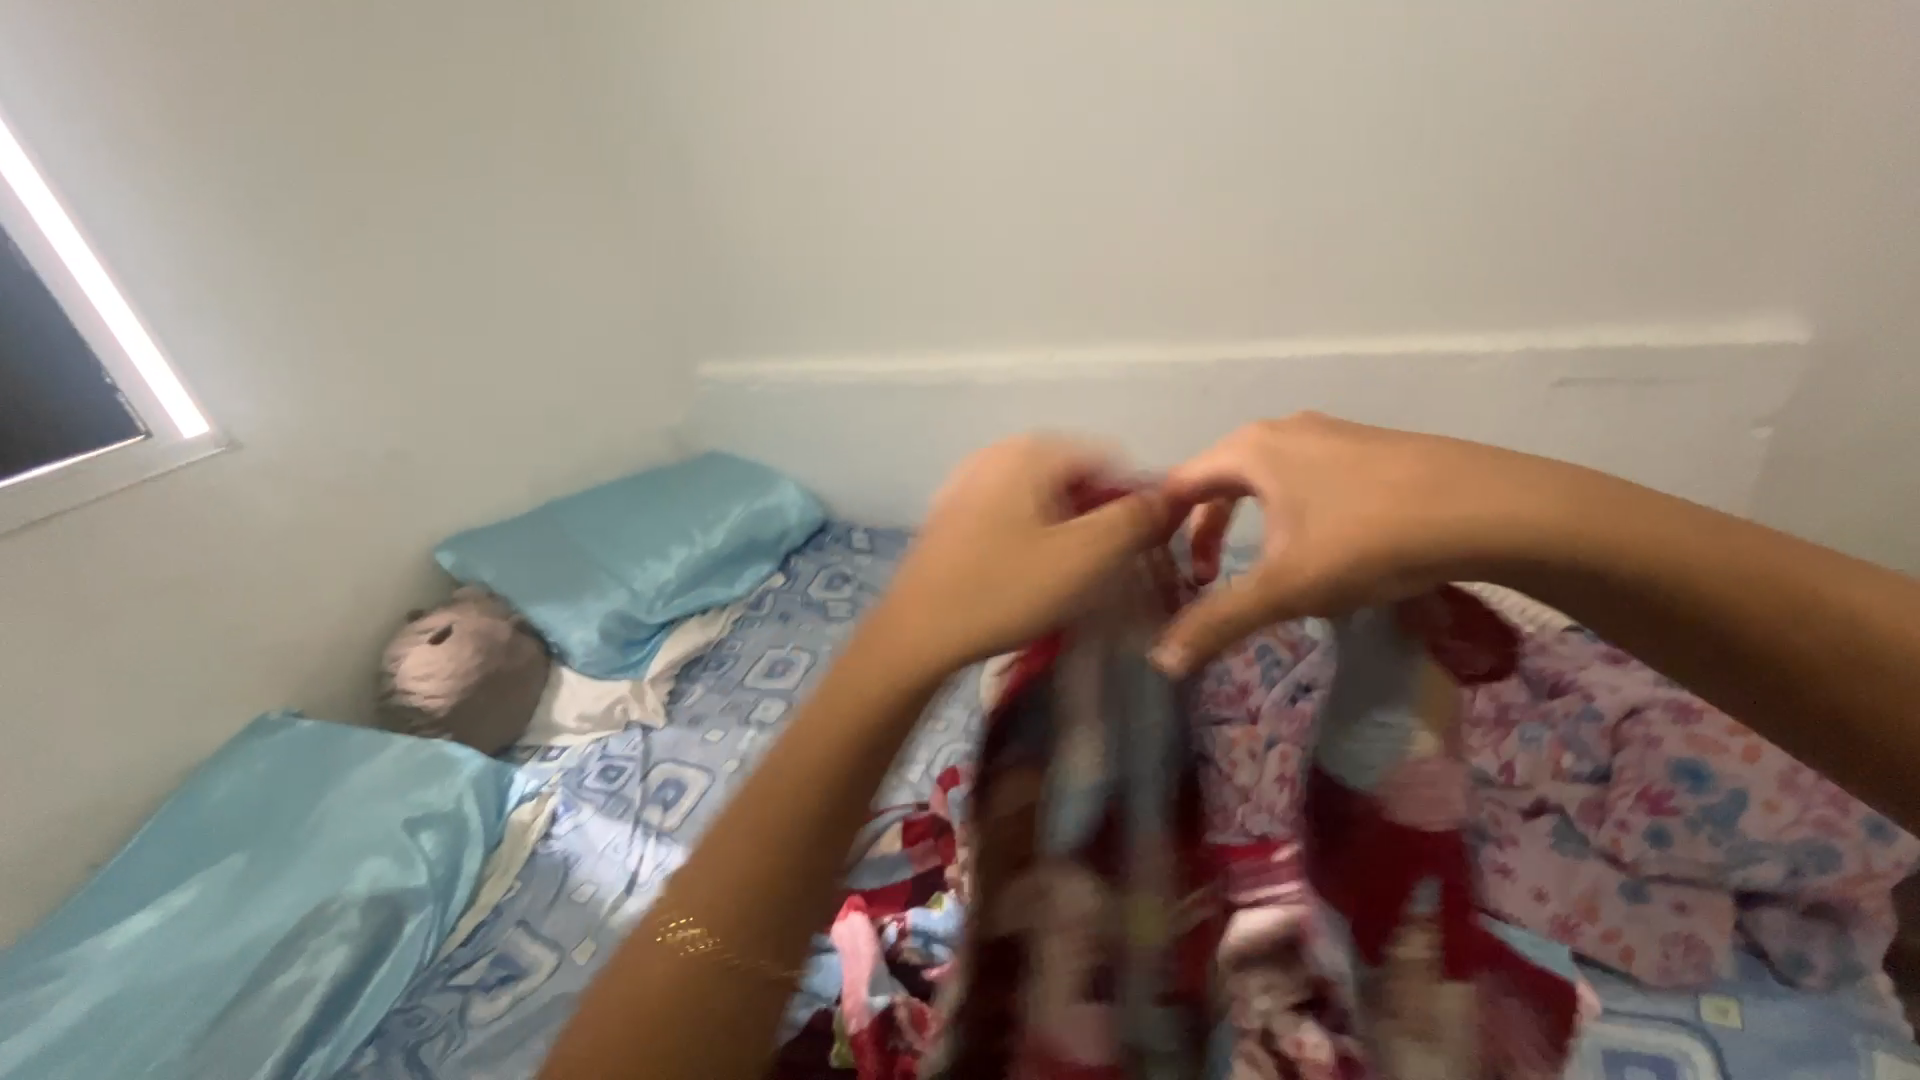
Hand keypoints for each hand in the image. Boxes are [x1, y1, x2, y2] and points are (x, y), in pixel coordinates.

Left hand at [875, 435, 1171, 671]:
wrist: (914, 635)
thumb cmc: (1003, 592)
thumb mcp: (1085, 558)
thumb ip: (1136, 520)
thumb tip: (1171, 496)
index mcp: (1032, 450)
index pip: (1114, 461)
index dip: (1138, 505)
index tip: (1143, 553)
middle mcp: (998, 453)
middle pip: (1077, 480)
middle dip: (1101, 522)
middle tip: (1107, 573)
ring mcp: (969, 483)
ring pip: (1045, 502)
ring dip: (1069, 536)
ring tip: (1068, 583)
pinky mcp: (953, 515)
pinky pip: (1013, 518)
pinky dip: (1034, 543)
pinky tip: (1028, 581)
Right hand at [1154, 413, 1564, 675]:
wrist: (1492, 509)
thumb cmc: (1367, 540)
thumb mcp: (1284, 588)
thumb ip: (1218, 622)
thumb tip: (1161, 663)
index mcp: (1249, 450)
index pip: (1178, 484)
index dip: (1158, 527)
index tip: (1158, 570)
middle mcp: (1283, 429)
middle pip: (1220, 480)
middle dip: (1206, 531)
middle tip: (1207, 577)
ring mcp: (1332, 434)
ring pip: (1267, 480)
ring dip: (1251, 524)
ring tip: (1265, 568)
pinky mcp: (1371, 448)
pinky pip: (1308, 478)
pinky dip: (1293, 513)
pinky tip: (1325, 549)